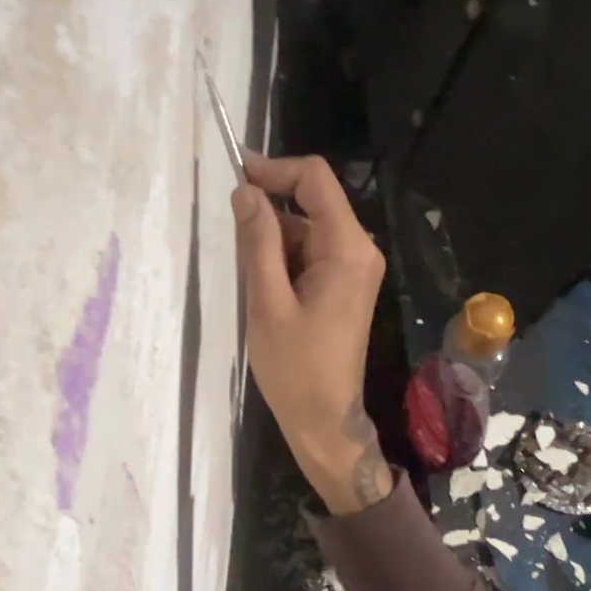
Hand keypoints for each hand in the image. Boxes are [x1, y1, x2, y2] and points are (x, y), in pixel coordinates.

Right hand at [232, 153, 392, 514]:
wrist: (325, 420)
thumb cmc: (296, 368)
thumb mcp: (267, 303)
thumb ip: (257, 243)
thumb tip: (246, 192)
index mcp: (348, 249)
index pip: (315, 180)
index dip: (274, 170)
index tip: (234, 177)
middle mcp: (359, 250)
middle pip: (311, 203)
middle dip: (269, 212)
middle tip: (232, 242)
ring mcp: (354, 270)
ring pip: (306, 230)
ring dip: (272, 241)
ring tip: (250, 283)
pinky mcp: (344, 287)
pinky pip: (310, 254)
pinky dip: (283, 260)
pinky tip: (263, 290)